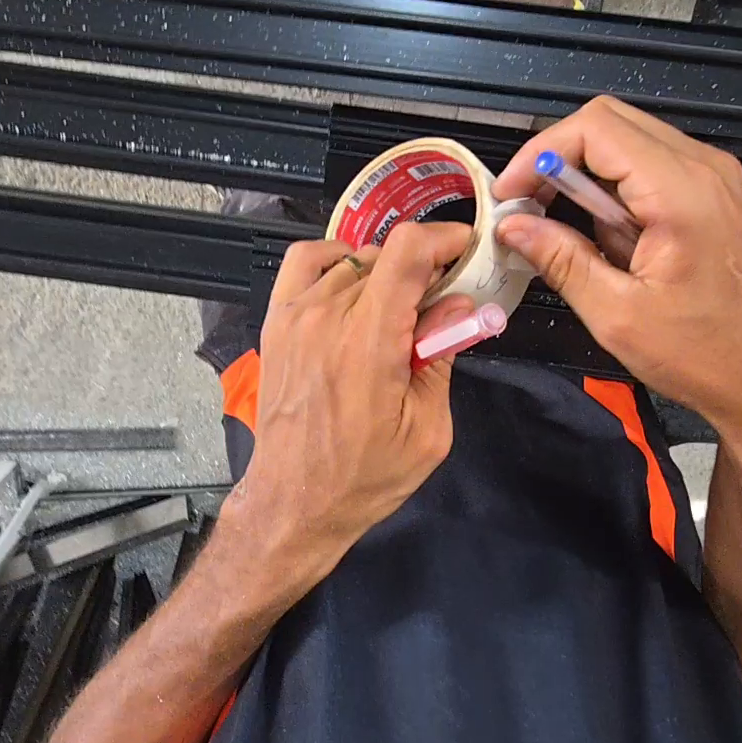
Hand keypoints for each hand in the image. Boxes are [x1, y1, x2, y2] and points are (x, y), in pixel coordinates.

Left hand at [225, 222, 476, 597]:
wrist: (293, 502)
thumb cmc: (363, 477)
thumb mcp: (427, 430)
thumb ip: (440, 357)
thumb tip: (457, 304)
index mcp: (368, 340)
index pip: (408, 250)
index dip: (445, 239)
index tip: (466, 253)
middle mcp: (326, 316)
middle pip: (384, 254)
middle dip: (422, 269)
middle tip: (440, 305)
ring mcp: (294, 316)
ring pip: (351, 260)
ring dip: (383, 273)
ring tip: (398, 308)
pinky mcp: (276, 324)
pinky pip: (304, 263)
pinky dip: (335, 261)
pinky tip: (352, 286)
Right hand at [491, 97, 741, 463]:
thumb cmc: (708, 358)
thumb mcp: (616, 315)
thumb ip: (560, 260)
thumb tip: (516, 228)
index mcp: (682, 192)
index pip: (595, 129)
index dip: (539, 154)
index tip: (511, 194)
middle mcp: (707, 172)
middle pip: (611, 124)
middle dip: (556, 160)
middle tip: (526, 209)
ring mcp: (718, 183)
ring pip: (631, 146)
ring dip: (584, 180)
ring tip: (564, 235)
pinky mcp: (719, 202)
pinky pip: (654, 173)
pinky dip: (615, 195)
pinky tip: (607, 244)